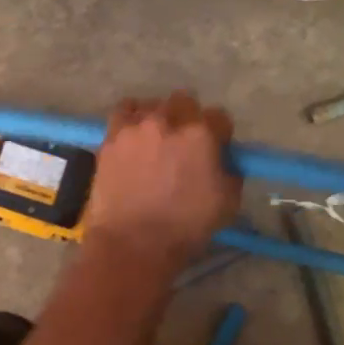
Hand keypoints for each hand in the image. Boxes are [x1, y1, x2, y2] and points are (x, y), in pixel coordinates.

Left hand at [83, 94, 240, 270]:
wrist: (132, 242)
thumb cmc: (185, 228)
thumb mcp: (227, 204)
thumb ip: (231, 173)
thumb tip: (224, 161)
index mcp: (201, 135)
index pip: (219, 117)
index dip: (220, 133)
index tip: (216, 148)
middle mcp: (169, 121)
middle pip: (184, 101)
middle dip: (189, 118)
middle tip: (185, 142)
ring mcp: (137, 126)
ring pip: (153, 104)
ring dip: (159, 117)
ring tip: (156, 139)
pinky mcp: (112, 135)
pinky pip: (124, 111)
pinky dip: (132, 118)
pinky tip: (134, 134)